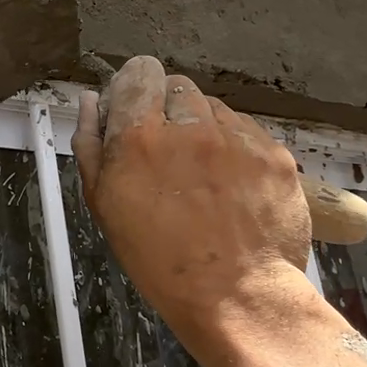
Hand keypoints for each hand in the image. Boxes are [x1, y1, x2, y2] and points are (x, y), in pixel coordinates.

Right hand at [71, 55, 366, 366]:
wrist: (235, 294)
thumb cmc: (155, 254)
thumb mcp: (101, 200)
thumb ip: (90, 143)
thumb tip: (92, 102)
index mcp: (140, 135)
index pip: (140, 72)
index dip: (133, 87)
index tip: (131, 108)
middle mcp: (191, 127)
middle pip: (177, 85)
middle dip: (165, 106)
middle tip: (163, 144)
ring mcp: (239, 139)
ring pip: (213, 107)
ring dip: (200, 125)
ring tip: (198, 167)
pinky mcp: (276, 156)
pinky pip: (247, 132)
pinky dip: (233, 146)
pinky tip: (227, 181)